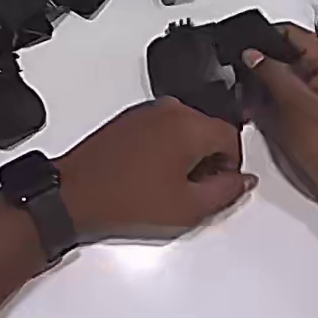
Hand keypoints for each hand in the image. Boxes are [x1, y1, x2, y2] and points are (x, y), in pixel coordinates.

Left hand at [54, 97, 254, 241]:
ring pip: (184, 129)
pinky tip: (150, 174)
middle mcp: (166, 110)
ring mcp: (144, 112)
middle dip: (209, 158)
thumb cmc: (124, 199)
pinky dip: (164, 148)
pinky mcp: (128, 119)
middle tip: (193, 189)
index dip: (232, 165)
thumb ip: (227, 190)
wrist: (76, 194)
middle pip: (207, 130)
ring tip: (167, 185)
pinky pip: (161, 129)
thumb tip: (242, 179)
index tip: (220, 184)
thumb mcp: (190, 207)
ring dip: (186, 153)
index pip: (232, 136)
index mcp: (187, 125)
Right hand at [241, 24, 317, 229]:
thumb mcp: (297, 106)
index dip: (258, 37)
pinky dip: (260, 101)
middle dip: (253, 64)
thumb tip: (249, 52)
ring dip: (254, 85)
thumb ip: (271, 74)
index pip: (285, 32)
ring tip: (238, 96)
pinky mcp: (302, 110)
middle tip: (231, 76)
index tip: (232, 47)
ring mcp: (310, 91)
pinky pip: (274, 96)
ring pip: (272, 75)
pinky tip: (248, 110)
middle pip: (277, 53)